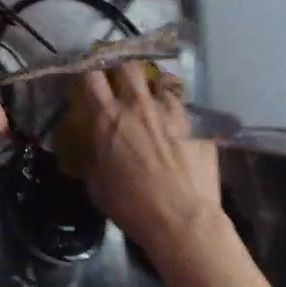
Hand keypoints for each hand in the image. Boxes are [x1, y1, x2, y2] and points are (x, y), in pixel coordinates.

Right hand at [79, 62, 222, 255]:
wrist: (184, 223)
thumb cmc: (133, 206)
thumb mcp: (98, 185)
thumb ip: (93, 158)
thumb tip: (93, 151)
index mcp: (107, 117)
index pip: (91, 74)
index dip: (88, 66)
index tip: (88, 68)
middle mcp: (137, 105)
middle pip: (128, 64)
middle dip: (123, 63)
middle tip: (122, 72)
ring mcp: (170, 111)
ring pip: (162, 79)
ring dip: (156, 85)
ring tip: (157, 94)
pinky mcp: (197, 124)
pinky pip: (186, 105)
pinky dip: (180, 109)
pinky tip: (181, 121)